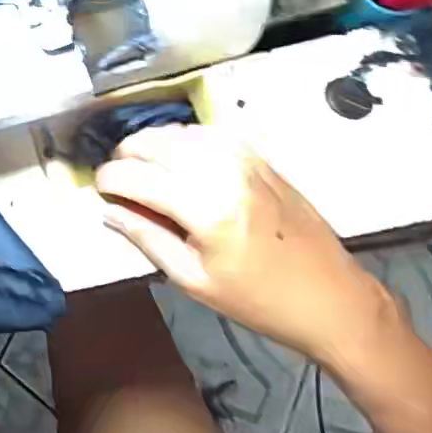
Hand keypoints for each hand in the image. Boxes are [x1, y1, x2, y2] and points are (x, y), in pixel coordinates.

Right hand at [95, 125, 401, 370]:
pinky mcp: (256, 154)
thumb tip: (109, 210)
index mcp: (205, 209)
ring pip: (176, 132)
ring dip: (150, 145)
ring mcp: (241, 157)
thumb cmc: (259, 301)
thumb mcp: (194, 281)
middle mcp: (221, 171)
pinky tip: (175, 160)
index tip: (99, 190)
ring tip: (142, 169)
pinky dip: (180, 139)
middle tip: (118, 180)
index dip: (108, 180)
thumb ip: (146, 238)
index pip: (137, 177)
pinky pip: (204, 131)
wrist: (332, 296)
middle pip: (153, 143)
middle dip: (125, 156)